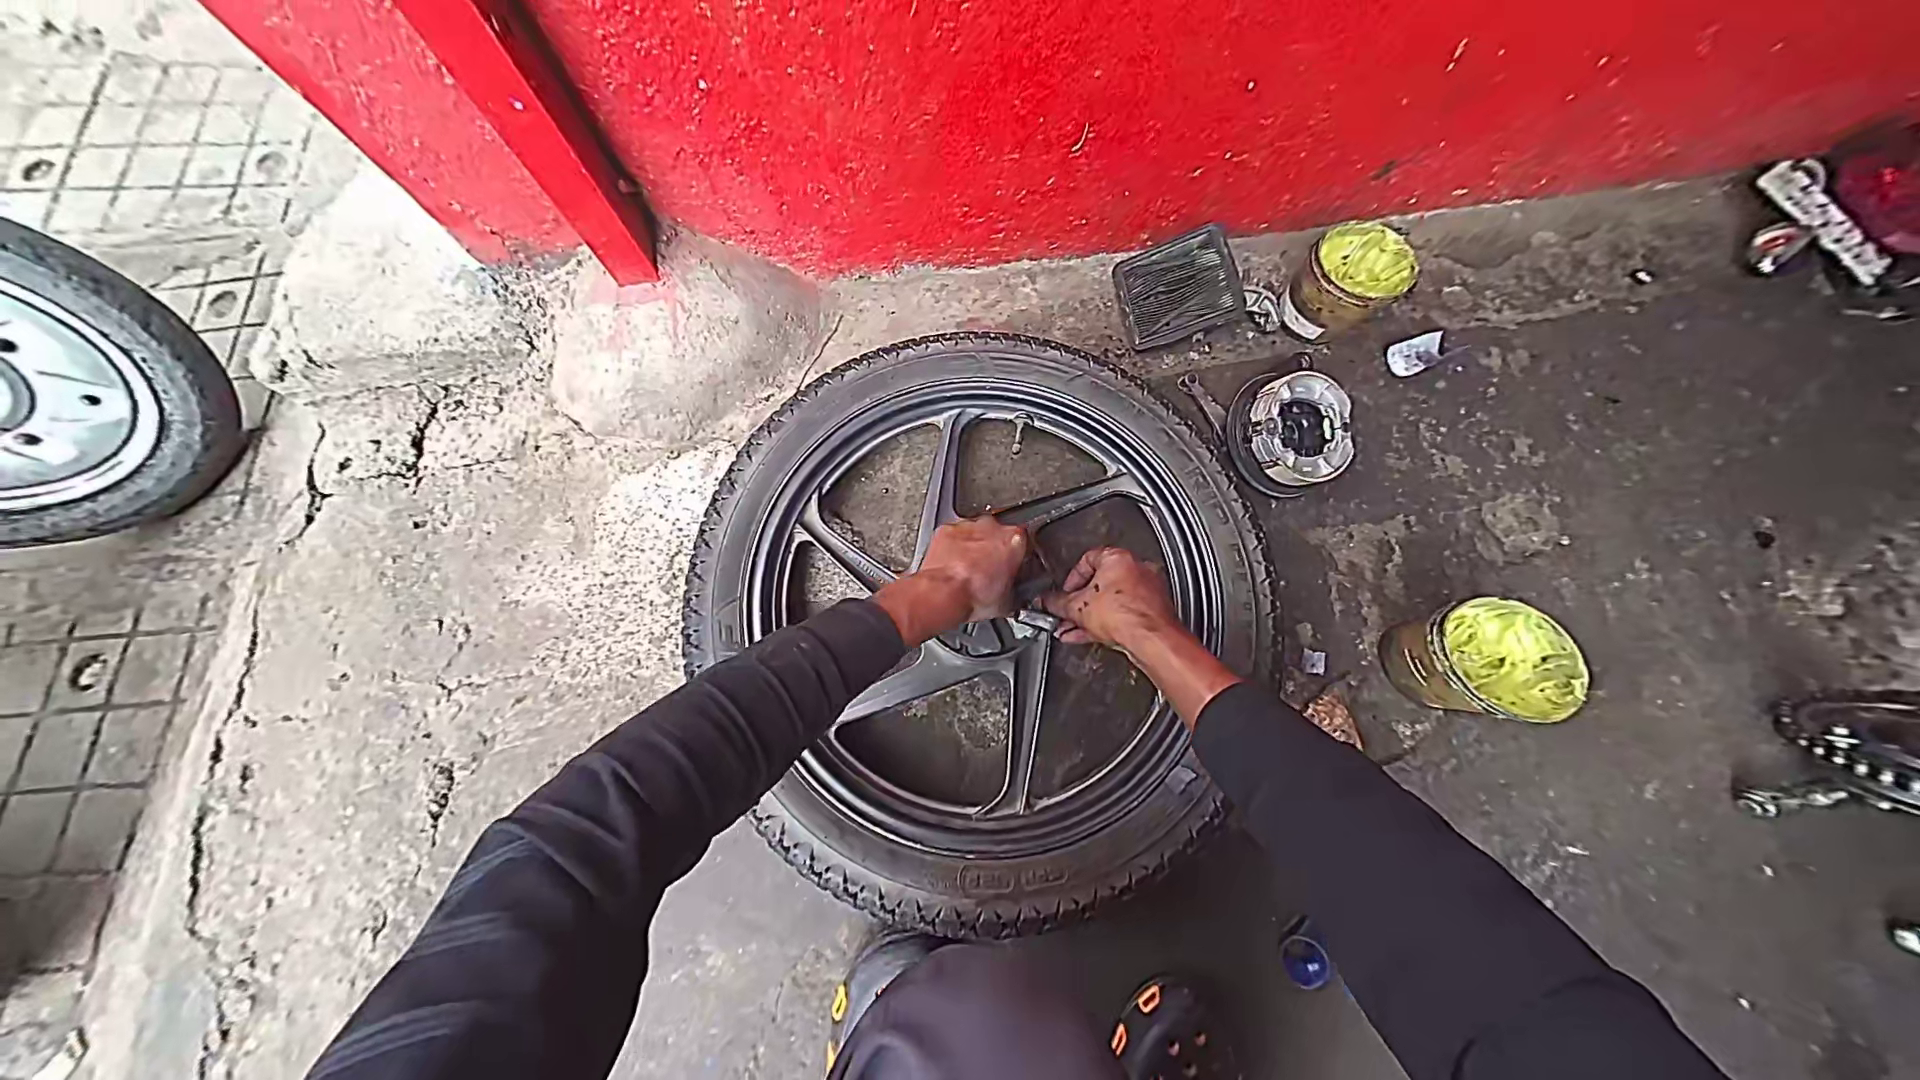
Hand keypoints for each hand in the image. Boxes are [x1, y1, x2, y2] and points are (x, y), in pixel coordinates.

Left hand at [872, 517, 1027, 644]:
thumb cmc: (973, 595)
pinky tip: (953, 565)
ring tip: (969, 570)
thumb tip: (1015, 595)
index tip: (1013, 566)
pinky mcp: (946, 531)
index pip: (1025, 542)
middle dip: (995, 549)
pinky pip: (953, 536)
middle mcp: (991, 527)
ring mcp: (968, 527)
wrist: (942, 595)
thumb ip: (1016, 589)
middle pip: (999, 534)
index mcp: (1014, 540)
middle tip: (990, 570)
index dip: (1019, 556)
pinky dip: (953, 547)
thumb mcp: (1008, 601)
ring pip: (976, 534)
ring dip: (974, 547)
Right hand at [1041, 546, 1240, 727]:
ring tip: (1075, 628)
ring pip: (1112, 601)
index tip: (1065, 592)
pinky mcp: (1152, 612)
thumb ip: (1057, 603)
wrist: (1151, 639)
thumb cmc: (1124, 615)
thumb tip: (1047, 602)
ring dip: (1091, 615)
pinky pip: (1123, 615)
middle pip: (1100, 583)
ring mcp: (1147, 592)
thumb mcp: (1076, 607)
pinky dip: (1106, 623)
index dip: (1072, 578)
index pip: (1088, 559)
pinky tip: (1090, 635)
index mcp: (1118, 558)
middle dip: (1081, 602)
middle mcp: (1137, 570)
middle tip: (1068, 612)